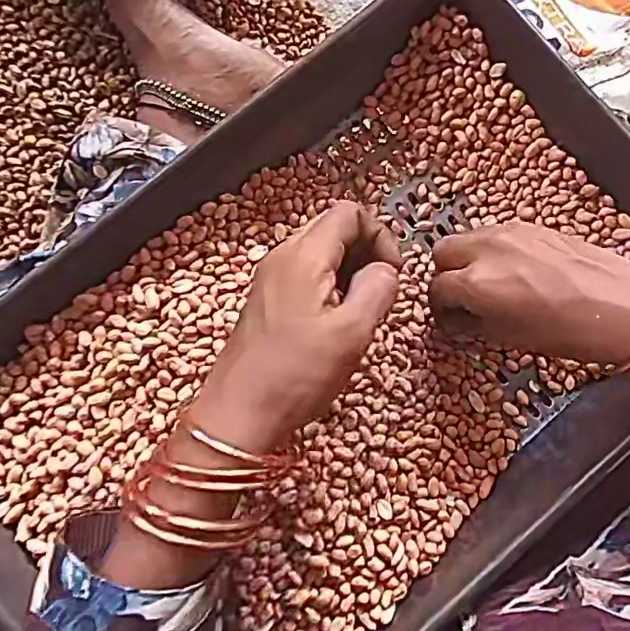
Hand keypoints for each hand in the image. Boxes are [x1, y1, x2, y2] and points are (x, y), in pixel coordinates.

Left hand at [187, 202, 402, 452]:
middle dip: (367, 253)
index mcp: (303, 256)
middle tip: (379, 293)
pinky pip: (307, 276)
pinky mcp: (267, 301)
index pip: (350, 213)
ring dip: (350, 272)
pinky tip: (336, 324)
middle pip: (335, 228)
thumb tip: (387, 269)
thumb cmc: (294, 377)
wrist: (237, 418)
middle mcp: (282, 257)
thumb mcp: (352, 332)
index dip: (381, 236)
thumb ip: (379, 288)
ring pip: (322, 253)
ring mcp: (271, 279)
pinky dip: (330, 288)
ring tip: (359, 312)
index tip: (392, 273)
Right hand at [429, 223, 629, 366]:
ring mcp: (509, 232)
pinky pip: (494, 234)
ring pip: (467, 237)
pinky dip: (491, 250)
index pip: (437, 288)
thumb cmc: (570, 330)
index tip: (449, 318)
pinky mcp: (530, 225)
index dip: (440, 307)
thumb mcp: (508, 336)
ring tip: (488, 282)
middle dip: (446, 274)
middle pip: (442, 251)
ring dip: (467, 258)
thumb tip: (457, 317)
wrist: (622, 307)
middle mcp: (486, 249)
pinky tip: (512, 271)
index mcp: (476, 282)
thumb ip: (472, 322)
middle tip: (462, 295)